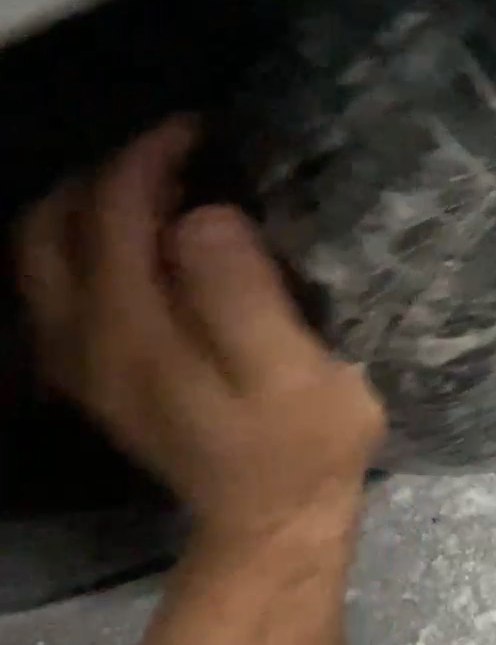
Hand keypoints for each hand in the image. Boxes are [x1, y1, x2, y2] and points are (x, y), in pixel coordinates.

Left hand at [13, 119, 385, 549]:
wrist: (271, 515)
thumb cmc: (304, 438)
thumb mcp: (294, 370)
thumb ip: (242, 295)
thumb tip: (205, 215)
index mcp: (133, 329)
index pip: (111, 215)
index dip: (148, 158)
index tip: (208, 129)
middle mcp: (83, 338)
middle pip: (51, 228)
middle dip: (108, 172)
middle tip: (186, 150)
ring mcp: (81, 360)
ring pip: (41, 257)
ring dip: (89, 205)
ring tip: (164, 184)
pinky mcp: (99, 374)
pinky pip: (59, 288)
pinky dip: (87, 245)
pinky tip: (146, 243)